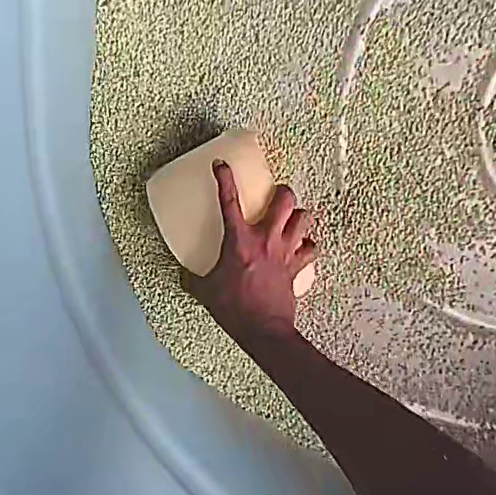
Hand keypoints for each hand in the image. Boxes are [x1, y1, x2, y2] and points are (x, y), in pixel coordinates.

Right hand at [184, 160, 318, 344]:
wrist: (262, 329)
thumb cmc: (234, 309)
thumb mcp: (204, 291)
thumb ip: (192, 278)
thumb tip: (184, 274)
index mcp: (238, 240)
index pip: (229, 200)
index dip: (224, 178)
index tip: (221, 164)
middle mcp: (266, 239)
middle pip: (285, 200)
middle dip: (282, 192)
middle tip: (275, 195)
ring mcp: (285, 252)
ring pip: (304, 218)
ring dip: (298, 215)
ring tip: (291, 218)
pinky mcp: (297, 267)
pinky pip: (312, 248)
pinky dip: (309, 244)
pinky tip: (302, 246)